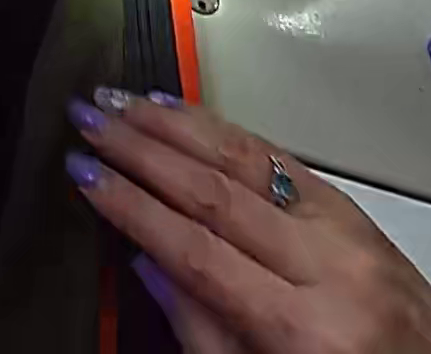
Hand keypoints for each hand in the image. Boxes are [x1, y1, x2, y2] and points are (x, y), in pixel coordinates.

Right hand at [65, 89, 430, 353]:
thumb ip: (205, 334)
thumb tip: (146, 260)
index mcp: (309, 334)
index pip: (197, 252)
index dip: (131, 206)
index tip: (84, 171)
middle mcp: (327, 265)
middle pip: (214, 190)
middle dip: (140, 147)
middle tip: (89, 117)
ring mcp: (341, 223)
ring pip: (241, 154)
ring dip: (171, 122)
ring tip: (122, 100)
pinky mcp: (346, 201)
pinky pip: (272, 151)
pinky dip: (218, 126)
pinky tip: (180, 108)